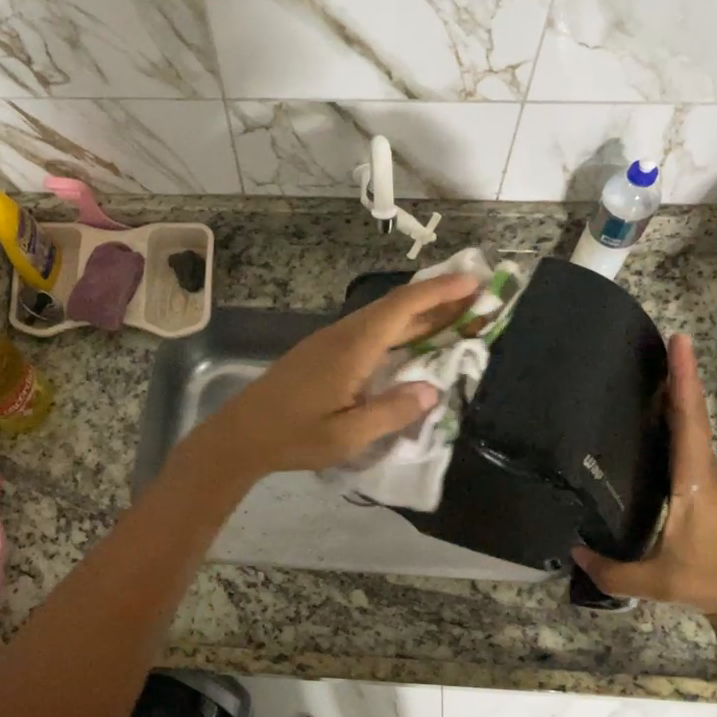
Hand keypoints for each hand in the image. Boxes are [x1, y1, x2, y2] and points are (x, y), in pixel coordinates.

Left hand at [186, 274, 480, 479]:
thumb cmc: (294, 436)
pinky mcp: (322, 354)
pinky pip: (370, 330)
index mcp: (353, 348)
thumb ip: (392, 412)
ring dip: (419, 314)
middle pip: (396, 307)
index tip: (473, 280)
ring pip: (382, 318)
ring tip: (454, 315)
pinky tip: (409, 342)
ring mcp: (330, 342)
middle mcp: (343, 335)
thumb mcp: (347, 435)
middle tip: (477, 296)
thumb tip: (433, 390)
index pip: (403, 308)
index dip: (440, 292)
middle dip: (437, 298)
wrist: (240, 435)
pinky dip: (399, 328)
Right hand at [571, 335, 716, 627]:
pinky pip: (688, 441)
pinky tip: (660, 412)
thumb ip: (610, 570)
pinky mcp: (699, 487)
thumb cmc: (703, 581)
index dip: (684, 383)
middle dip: (684, 376)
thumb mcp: (654, 581)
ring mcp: (703, 478)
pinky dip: (678, 417)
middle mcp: (701, 472)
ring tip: (663, 365)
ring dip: (682, 394)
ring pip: (693, 426)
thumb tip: (573, 550)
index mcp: (692, 483)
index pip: (688, 423)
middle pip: (693, 415)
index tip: (681, 345)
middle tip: (673, 340)